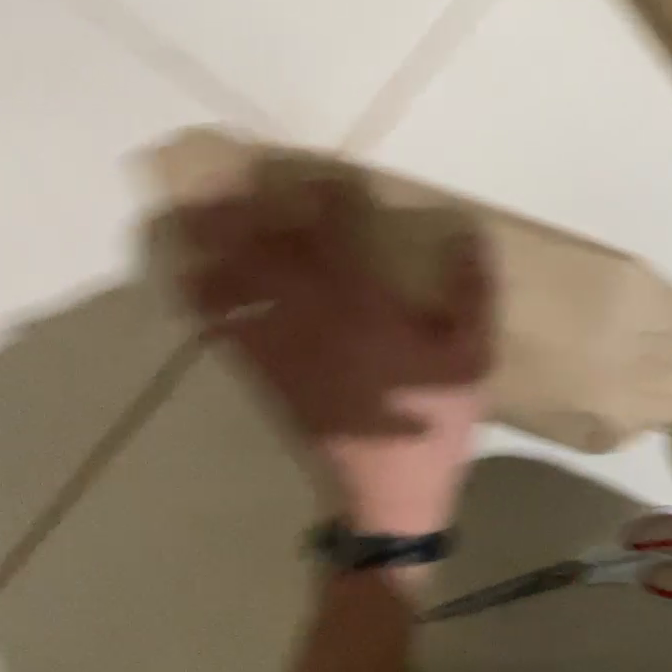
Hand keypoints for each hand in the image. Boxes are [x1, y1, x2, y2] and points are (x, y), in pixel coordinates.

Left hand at [176, 177, 493, 535]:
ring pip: (229, 287)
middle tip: (237, 179)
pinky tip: (198, 276)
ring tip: (201, 214)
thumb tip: (469, 237)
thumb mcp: (473, 360)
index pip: (334, 240)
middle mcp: (310, 321)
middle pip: (262, 254)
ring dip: (211, 247)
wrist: (385, 493)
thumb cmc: (434, 421)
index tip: (329, 181)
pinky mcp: (263, 376)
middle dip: (245, 212)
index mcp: (364, 313)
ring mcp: (278, 350)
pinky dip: (204, 296)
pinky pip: (220, 328)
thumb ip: (473, 296)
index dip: (326, 201)